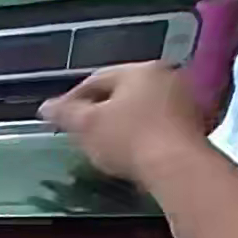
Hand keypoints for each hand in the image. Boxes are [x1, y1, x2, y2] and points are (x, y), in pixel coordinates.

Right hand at [39, 62, 211, 183]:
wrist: (175, 166)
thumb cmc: (127, 139)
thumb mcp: (86, 126)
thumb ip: (64, 113)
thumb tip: (45, 107)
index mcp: (138, 70)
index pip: (94, 80)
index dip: (71, 99)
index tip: (57, 118)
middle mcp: (164, 76)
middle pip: (120, 91)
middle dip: (97, 110)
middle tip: (79, 131)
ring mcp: (182, 98)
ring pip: (139, 106)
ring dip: (119, 121)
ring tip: (102, 142)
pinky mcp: (192, 122)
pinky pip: (155, 122)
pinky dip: (138, 132)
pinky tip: (128, 149)